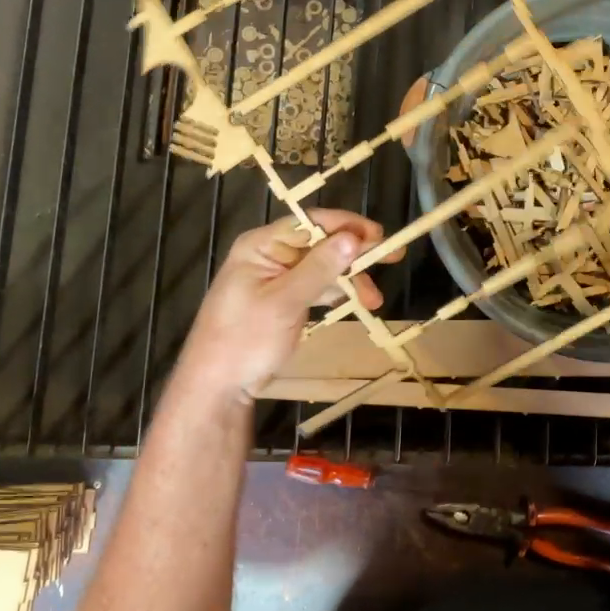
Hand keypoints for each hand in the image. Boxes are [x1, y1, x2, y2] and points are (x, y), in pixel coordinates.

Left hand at [177, 209, 401, 400]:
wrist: (217, 388)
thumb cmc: (244, 340)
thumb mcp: (284, 302)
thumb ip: (319, 268)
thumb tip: (353, 238)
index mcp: (261, 245)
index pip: (309, 222)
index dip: (345, 225)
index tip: (378, 235)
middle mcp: (269, 255)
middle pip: (319, 243)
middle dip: (354, 252)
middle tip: (392, 256)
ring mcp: (276, 278)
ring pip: (322, 266)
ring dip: (349, 279)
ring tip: (375, 299)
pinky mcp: (283, 301)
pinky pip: (316, 286)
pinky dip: (337, 293)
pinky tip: (358, 304)